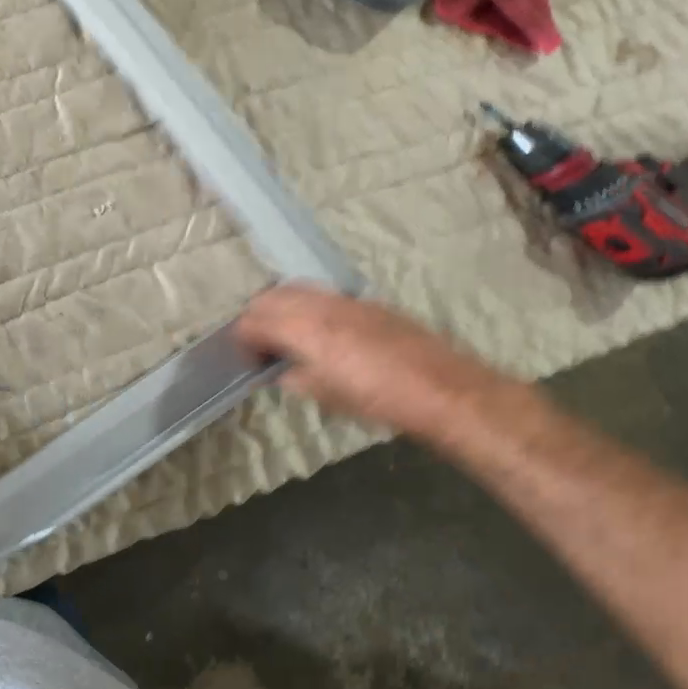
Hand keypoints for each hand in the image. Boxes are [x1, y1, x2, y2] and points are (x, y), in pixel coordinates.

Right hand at [235, 283, 517, 436]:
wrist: (446, 391)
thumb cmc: (379, 399)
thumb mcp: (325, 396)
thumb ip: (293, 377)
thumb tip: (279, 371)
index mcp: (299, 329)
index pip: (250, 322)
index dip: (241, 340)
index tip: (249, 359)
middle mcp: (316, 306)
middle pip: (267, 298)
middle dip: (257, 318)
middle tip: (264, 345)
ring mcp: (344, 300)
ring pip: (295, 289)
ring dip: (283, 307)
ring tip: (291, 333)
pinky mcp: (368, 303)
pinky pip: (324, 295)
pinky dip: (311, 306)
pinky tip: (326, 332)